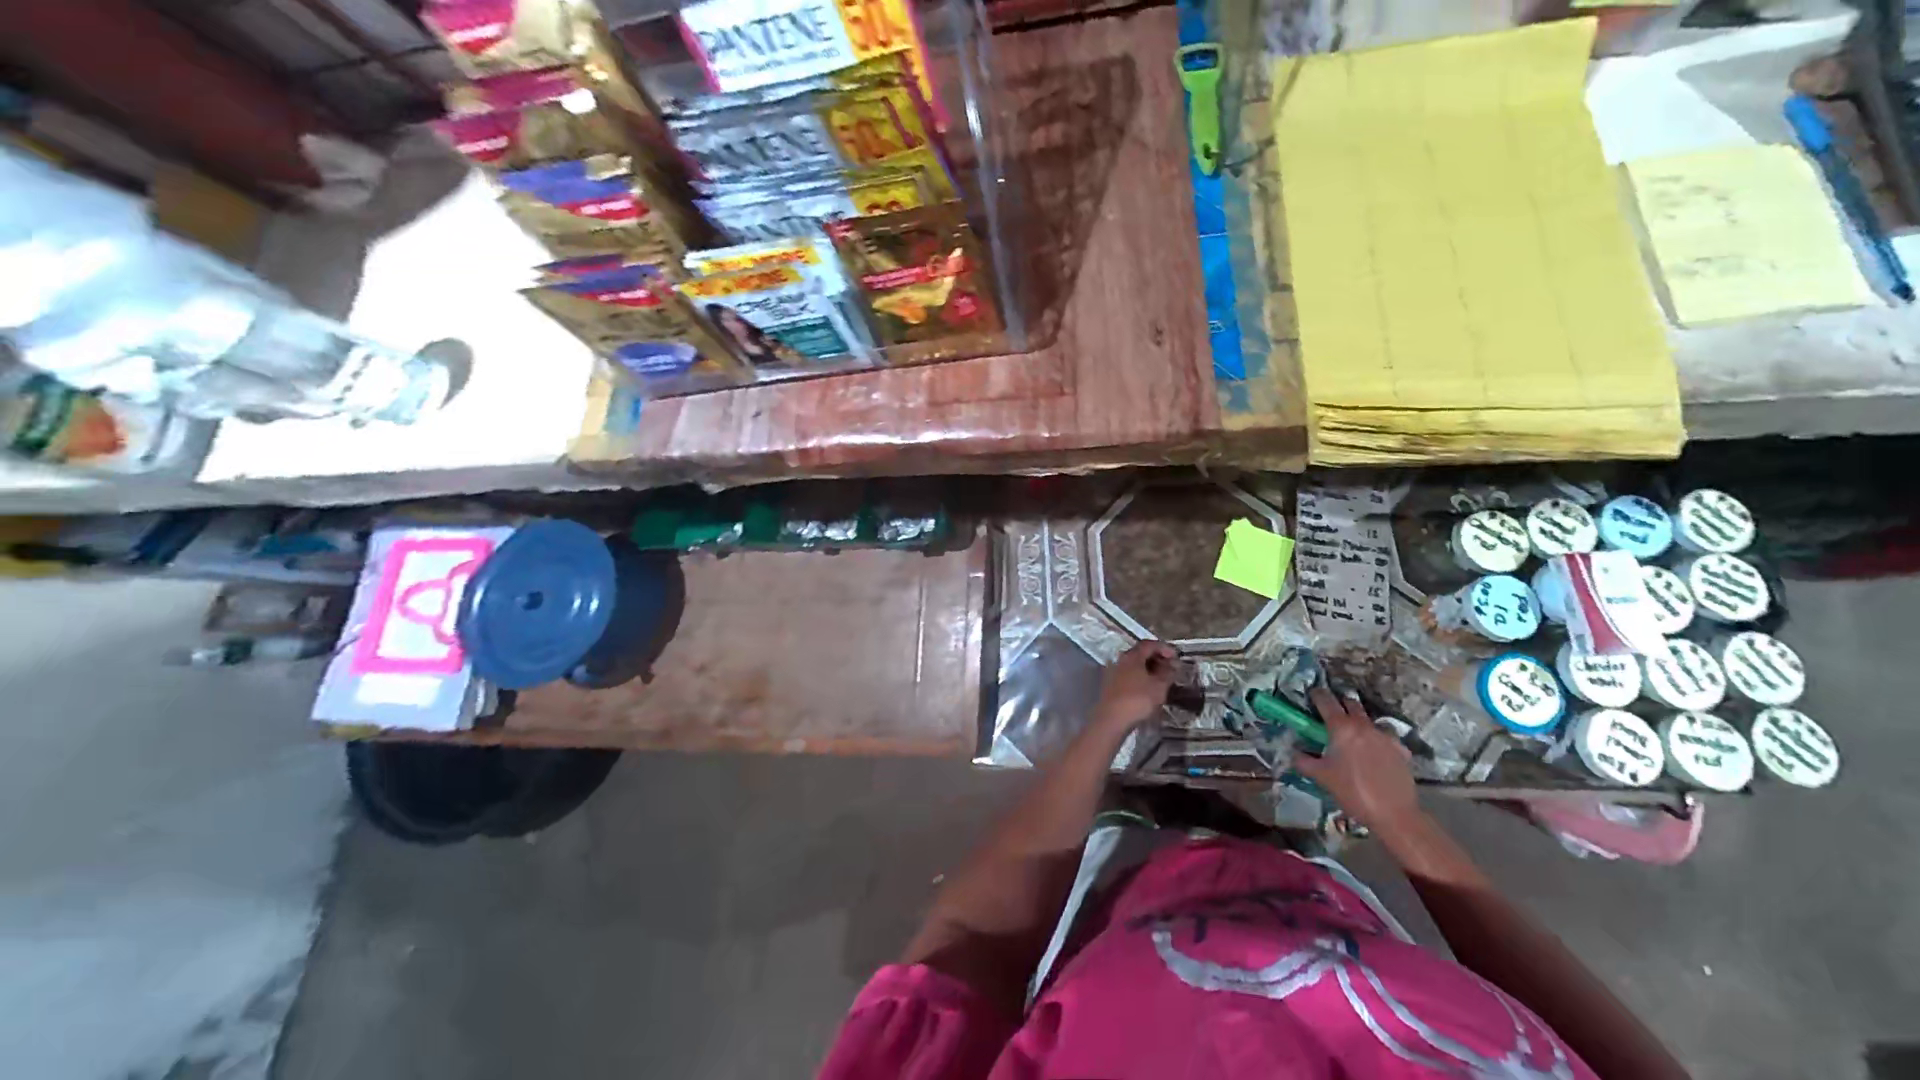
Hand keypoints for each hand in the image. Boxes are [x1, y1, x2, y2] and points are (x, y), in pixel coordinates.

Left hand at [1092, 641, 1177, 729]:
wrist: (1112, 719)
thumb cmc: (1138, 700)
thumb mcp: (1159, 686)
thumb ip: (1168, 673)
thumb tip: (1173, 664)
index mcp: (1132, 656)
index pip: (1149, 644)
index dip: (1164, 648)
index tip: (1176, 656)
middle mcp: (1120, 660)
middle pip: (1140, 653)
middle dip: (1156, 658)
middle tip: (1170, 666)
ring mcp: (1113, 672)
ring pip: (1134, 665)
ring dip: (1148, 668)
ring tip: (1161, 678)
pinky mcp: (1110, 684)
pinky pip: (1128, 674)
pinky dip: (1140, 676)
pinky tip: (1147, 686)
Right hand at [1294, 686, 1420, 831]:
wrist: (1393, 814)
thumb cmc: (1352, 791)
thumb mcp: (1320, 776)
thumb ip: (1303, 760)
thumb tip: (1293, 751)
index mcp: (1341, 727)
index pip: (1326, 700)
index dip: (1317, 695)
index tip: (1311, 695)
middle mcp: (1364, 725)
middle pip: (1351, 703)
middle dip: (1339, 703)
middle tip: (1330, 714)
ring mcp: (1385, 736)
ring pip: (1370, 718)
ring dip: (1360, 720)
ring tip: (1354, 734)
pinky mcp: (1401, 749)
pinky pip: (1387, 736)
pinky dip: (1378, 738)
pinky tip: (1376, 752)